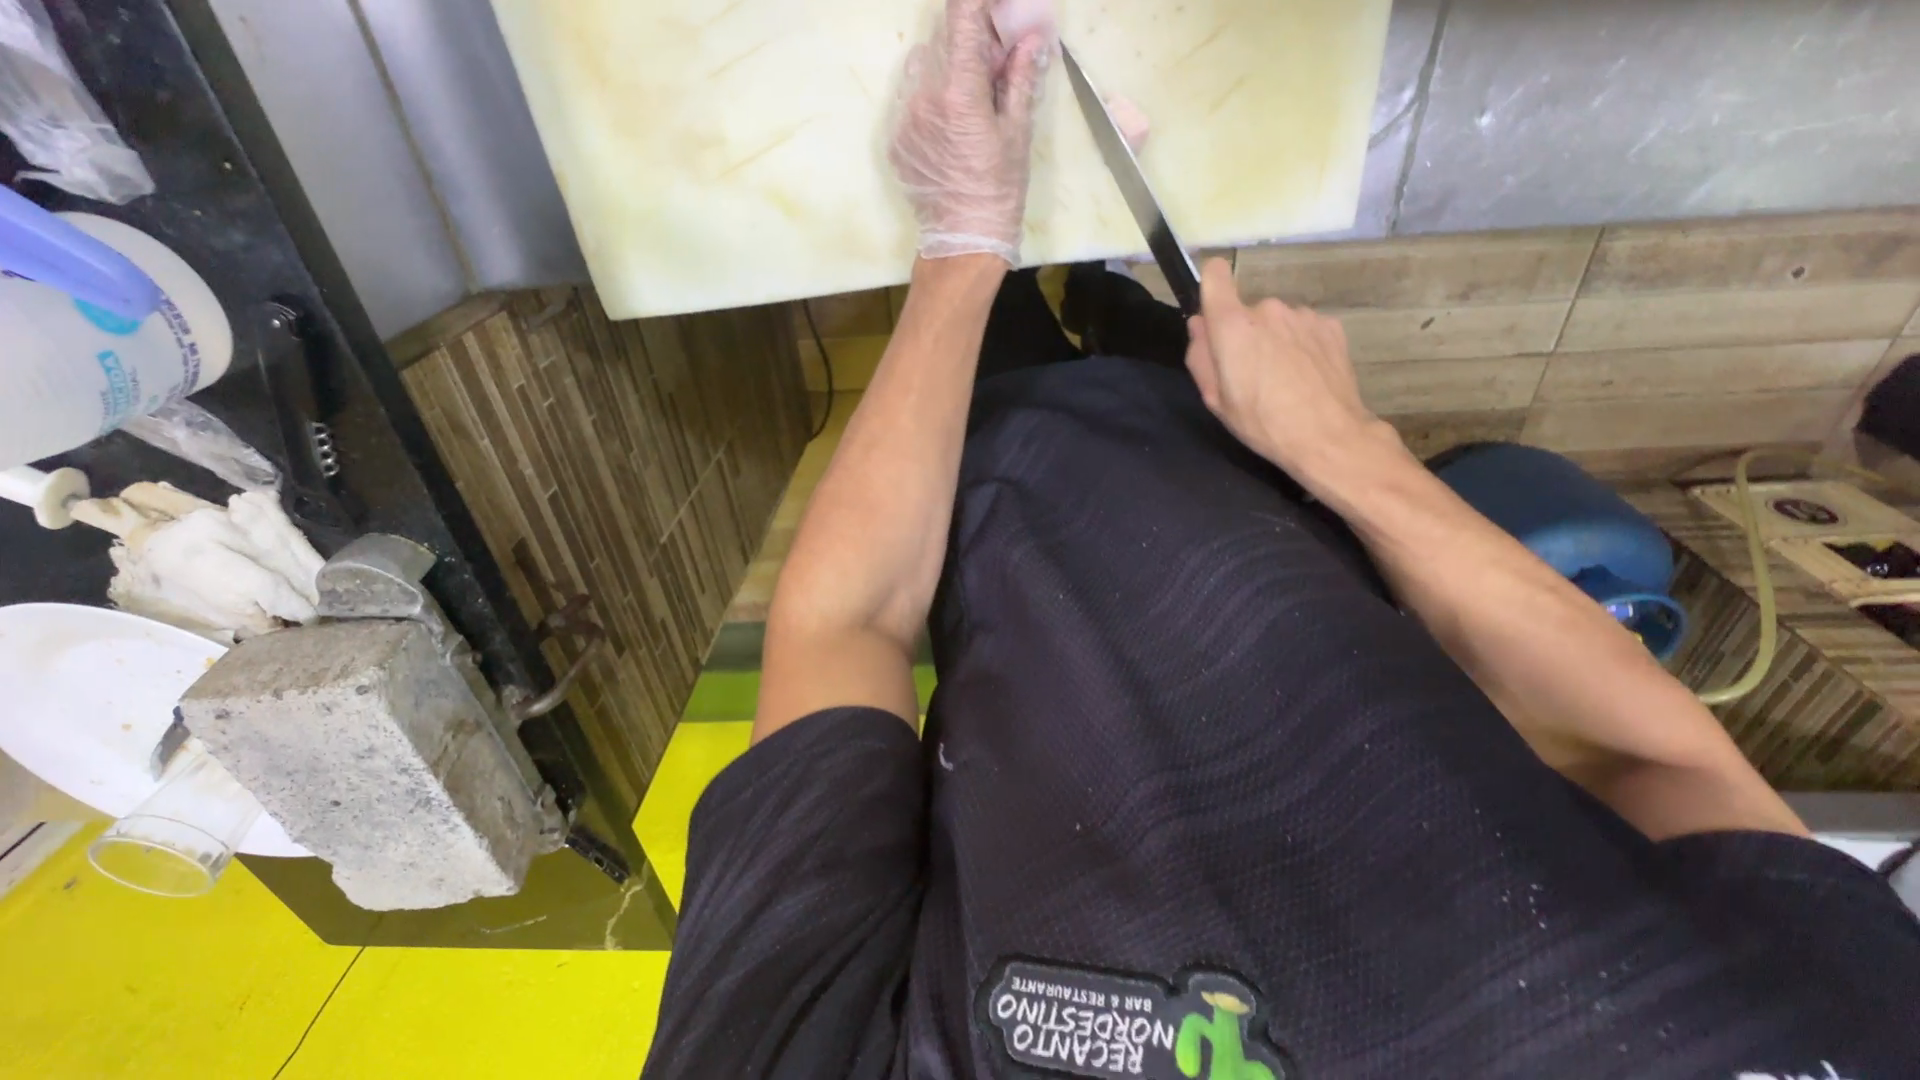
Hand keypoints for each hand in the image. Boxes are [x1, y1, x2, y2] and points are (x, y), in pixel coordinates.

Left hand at [890, 0, 1050, 263]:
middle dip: (970, 40)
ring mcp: (903, 118)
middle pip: (942, 39)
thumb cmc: (999, 190)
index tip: (992, 5)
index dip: (977, 1)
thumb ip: (1020, 78)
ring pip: (922, 64)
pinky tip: (951, 124)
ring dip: (947, 66)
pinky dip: (931, 96)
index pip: (961, 16)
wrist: (963, 240)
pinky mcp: (895, 138)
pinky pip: (910, 98)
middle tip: (995, 60)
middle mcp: (923, 96)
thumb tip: (1030, 38)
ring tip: (971, 96)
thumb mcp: (1017, 133)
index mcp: (959, 91)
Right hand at [1184, 258, 1392, 479]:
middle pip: (1247, 310)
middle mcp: (1267, 309)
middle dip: (1245, 333)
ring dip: (1275, 339)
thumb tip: (1199, 324)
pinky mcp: (1330, 325)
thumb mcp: (1216, 399)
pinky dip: (1300, 344)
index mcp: (1233, 325)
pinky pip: (1303, 328)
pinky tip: (1306, 375)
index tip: (1214, 309)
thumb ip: (1200, 356)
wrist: (1328, 436)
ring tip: (1284, 377)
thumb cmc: (1262, 422)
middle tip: (1252, 372)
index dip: (1211, 285)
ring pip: (1277, 320)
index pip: (1215, 275)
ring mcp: (1302, 315)